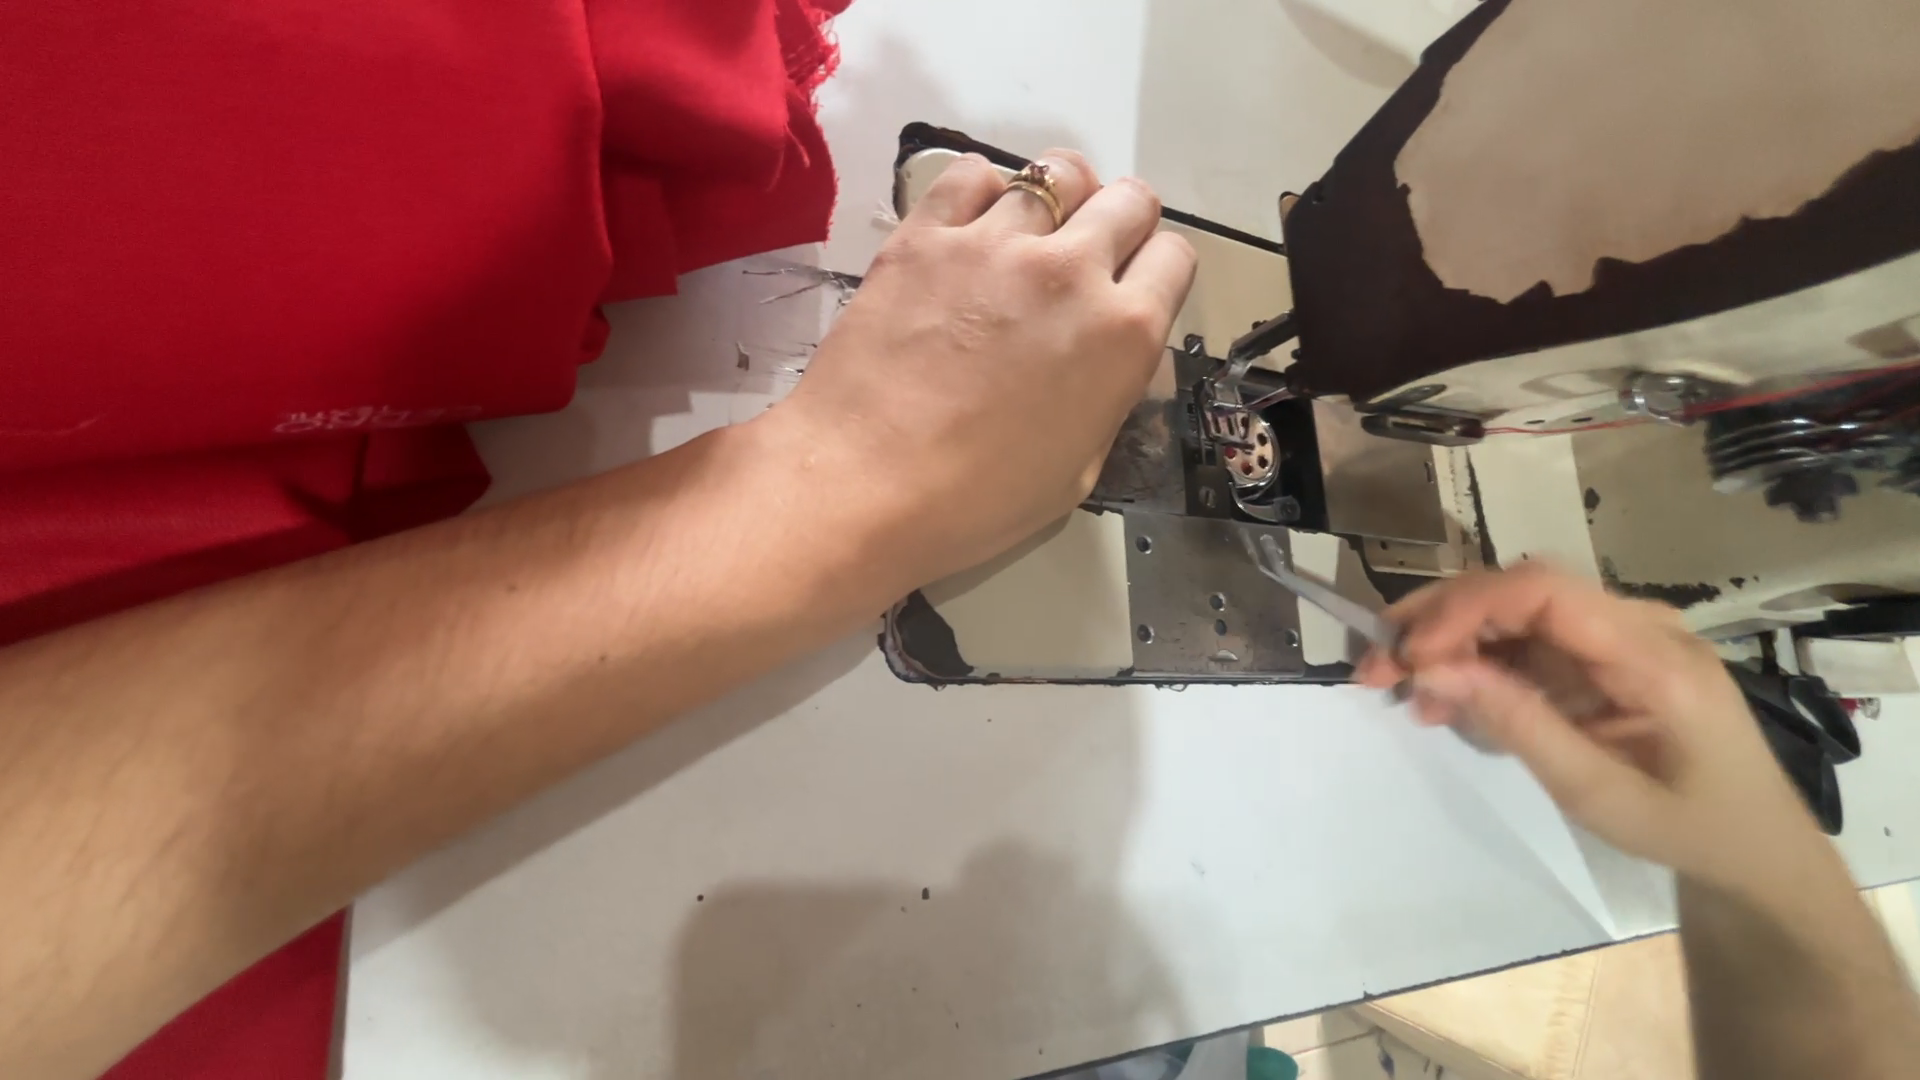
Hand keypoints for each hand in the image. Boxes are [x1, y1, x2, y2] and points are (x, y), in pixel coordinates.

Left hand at [759, 150, 1196, 592]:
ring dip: (1058, 203)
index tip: (1130, 294)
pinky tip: (969, 234)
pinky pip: (971, 174)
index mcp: (1122, 335)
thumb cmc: (976, 501)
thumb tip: (1107, 361)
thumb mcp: (1076, 473)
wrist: (864, 484)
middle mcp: (1070, 271)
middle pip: (1128, 198)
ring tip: (1027, 242)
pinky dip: (982, 194)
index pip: (1175, 257)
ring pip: (1057, 172)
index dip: (1156, 274)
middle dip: (1120, 225)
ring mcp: (994, 242)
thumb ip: (1106, 399)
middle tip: (1085, 264)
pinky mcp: (925, 234)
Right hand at [1355, 563, 1825, 891]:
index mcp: (1655, 658)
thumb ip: (1516, 722)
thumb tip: (1429, 667)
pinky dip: (1465, 661)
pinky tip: (1437, 696)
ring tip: (1395, 686)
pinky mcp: (1593, 651)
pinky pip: (1515, 638)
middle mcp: (1636, 626)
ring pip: (1503, 609)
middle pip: (1513, 590)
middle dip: (1434, 621)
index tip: (1409, 653)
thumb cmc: (1689, 828)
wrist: (1755, 850)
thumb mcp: (1597, 791)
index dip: (1463, 608)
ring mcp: (1614, 634)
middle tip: (1374, 664)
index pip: (1543, 592)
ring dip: (1440, 641)